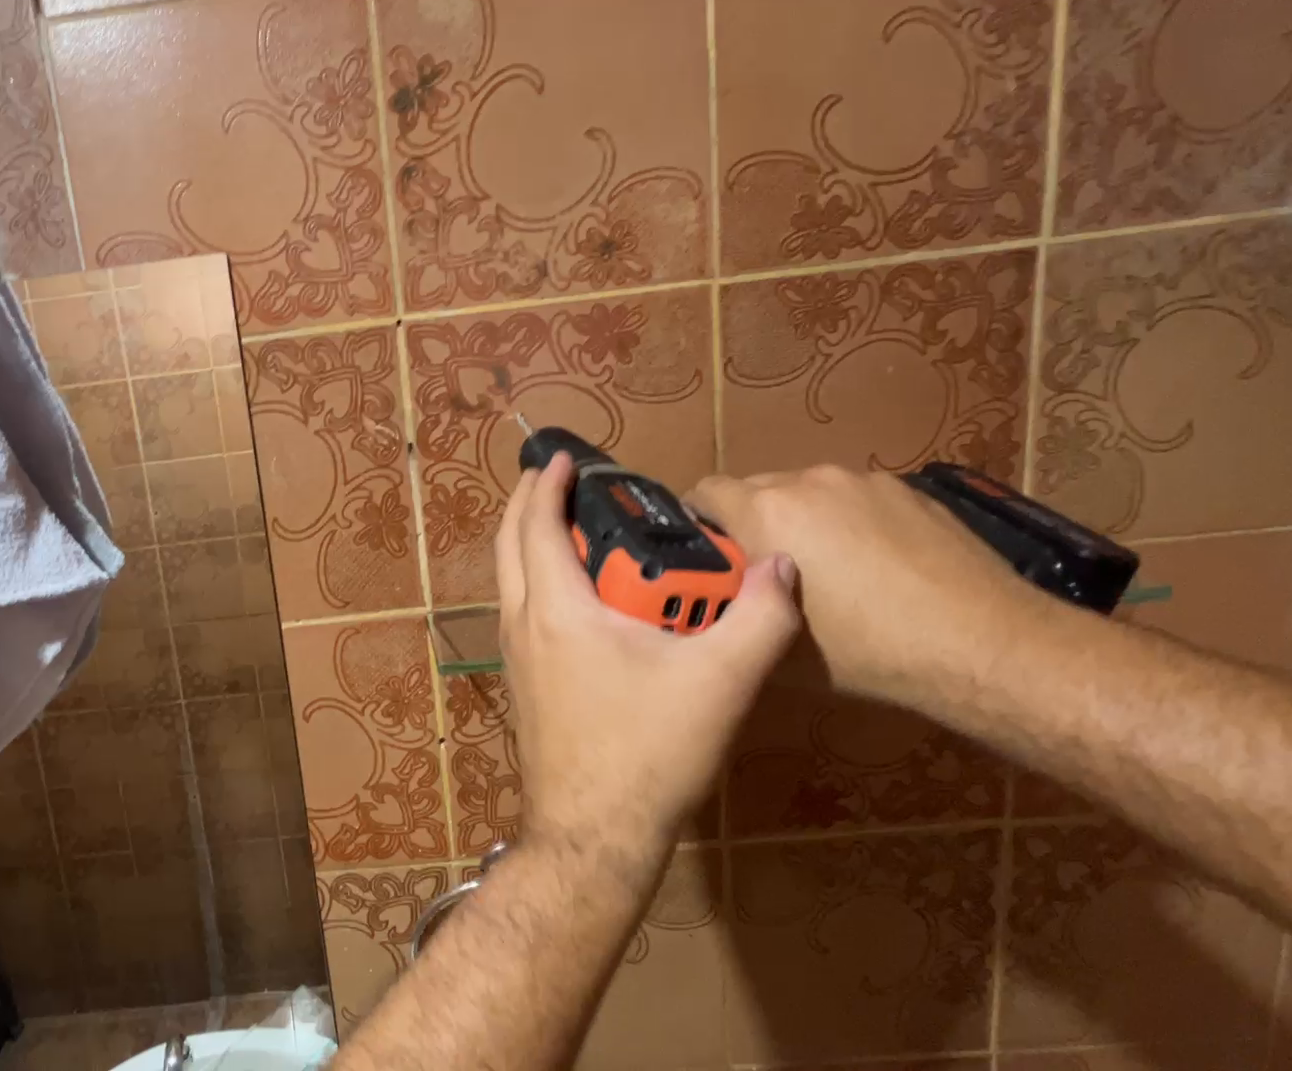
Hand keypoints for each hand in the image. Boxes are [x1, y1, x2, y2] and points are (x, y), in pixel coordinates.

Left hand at [496, 454, 801, 853]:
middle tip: (555, 481)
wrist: (592, 832)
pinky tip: (578, 596)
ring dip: (528, 544)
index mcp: (556, 610)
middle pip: (508, 546)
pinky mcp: (522, 683)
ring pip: (509, 581)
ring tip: (570, 529)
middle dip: (526, 504)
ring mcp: (515, 657)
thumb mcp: (720, 683)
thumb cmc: (649, 752)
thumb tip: (783, 567)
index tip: (561, 459)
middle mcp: (522, 625)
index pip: (537, 527)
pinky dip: (536, 580)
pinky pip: (520, 611)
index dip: (545, 487)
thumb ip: (760, 618)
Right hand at [685, 465, 1053, 709]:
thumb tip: (719, 600)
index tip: (705, 556)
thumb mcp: (774, 645)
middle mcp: (807, 482)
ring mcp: (862, 482)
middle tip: (761, 571)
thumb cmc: (862, 651)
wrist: (980, 643)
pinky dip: (848, 522)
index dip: (696, 522)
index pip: (703, 492)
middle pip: (754, 490)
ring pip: (807, 493)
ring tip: (825, 569)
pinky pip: (854, 499)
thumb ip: (736, 608)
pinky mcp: (908, 490)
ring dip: (799, 521)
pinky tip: (874, 565)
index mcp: (766, 511)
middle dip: (749, 523)